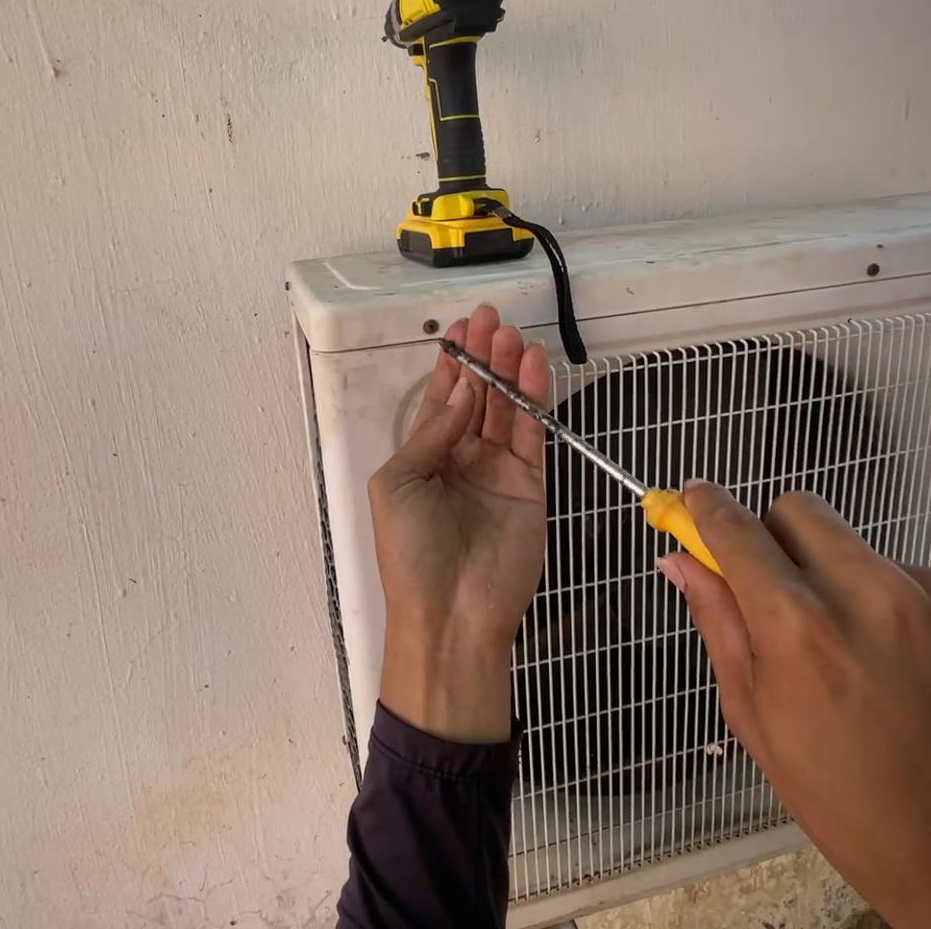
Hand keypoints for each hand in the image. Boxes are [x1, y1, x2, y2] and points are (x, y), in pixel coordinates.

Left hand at [368, 304, 549, 743]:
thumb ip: (431, 433)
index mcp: (424, 458)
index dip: (451, 365)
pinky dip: (533, 400)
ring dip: (508, 371)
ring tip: (512, 334)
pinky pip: (532, 433)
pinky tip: (533, 367)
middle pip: (476, 397)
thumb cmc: (410, 551)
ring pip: (505, 409)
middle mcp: (461, 459)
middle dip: (482, 358)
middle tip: (491, 318)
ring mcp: (497, 471)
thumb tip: (461, 390)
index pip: (441, 400)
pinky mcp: (529, 484)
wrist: (450, 613)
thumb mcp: (397, 484)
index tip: (461, 329)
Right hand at [659, 482, 930, 928]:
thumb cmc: (847, 804)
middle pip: (798, 508)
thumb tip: (679, 561)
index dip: (705, 505)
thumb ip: (718, 625)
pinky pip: (903, 576)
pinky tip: (898, 665)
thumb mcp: (757, 721)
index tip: (693, 496)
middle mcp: (865, 591)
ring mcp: (929, 594)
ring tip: (849, 649)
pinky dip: (882, 602)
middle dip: (771, 533)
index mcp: (798, 627)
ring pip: (851, 545)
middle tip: (773, 590)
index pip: (736, 530)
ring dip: (829, 573)